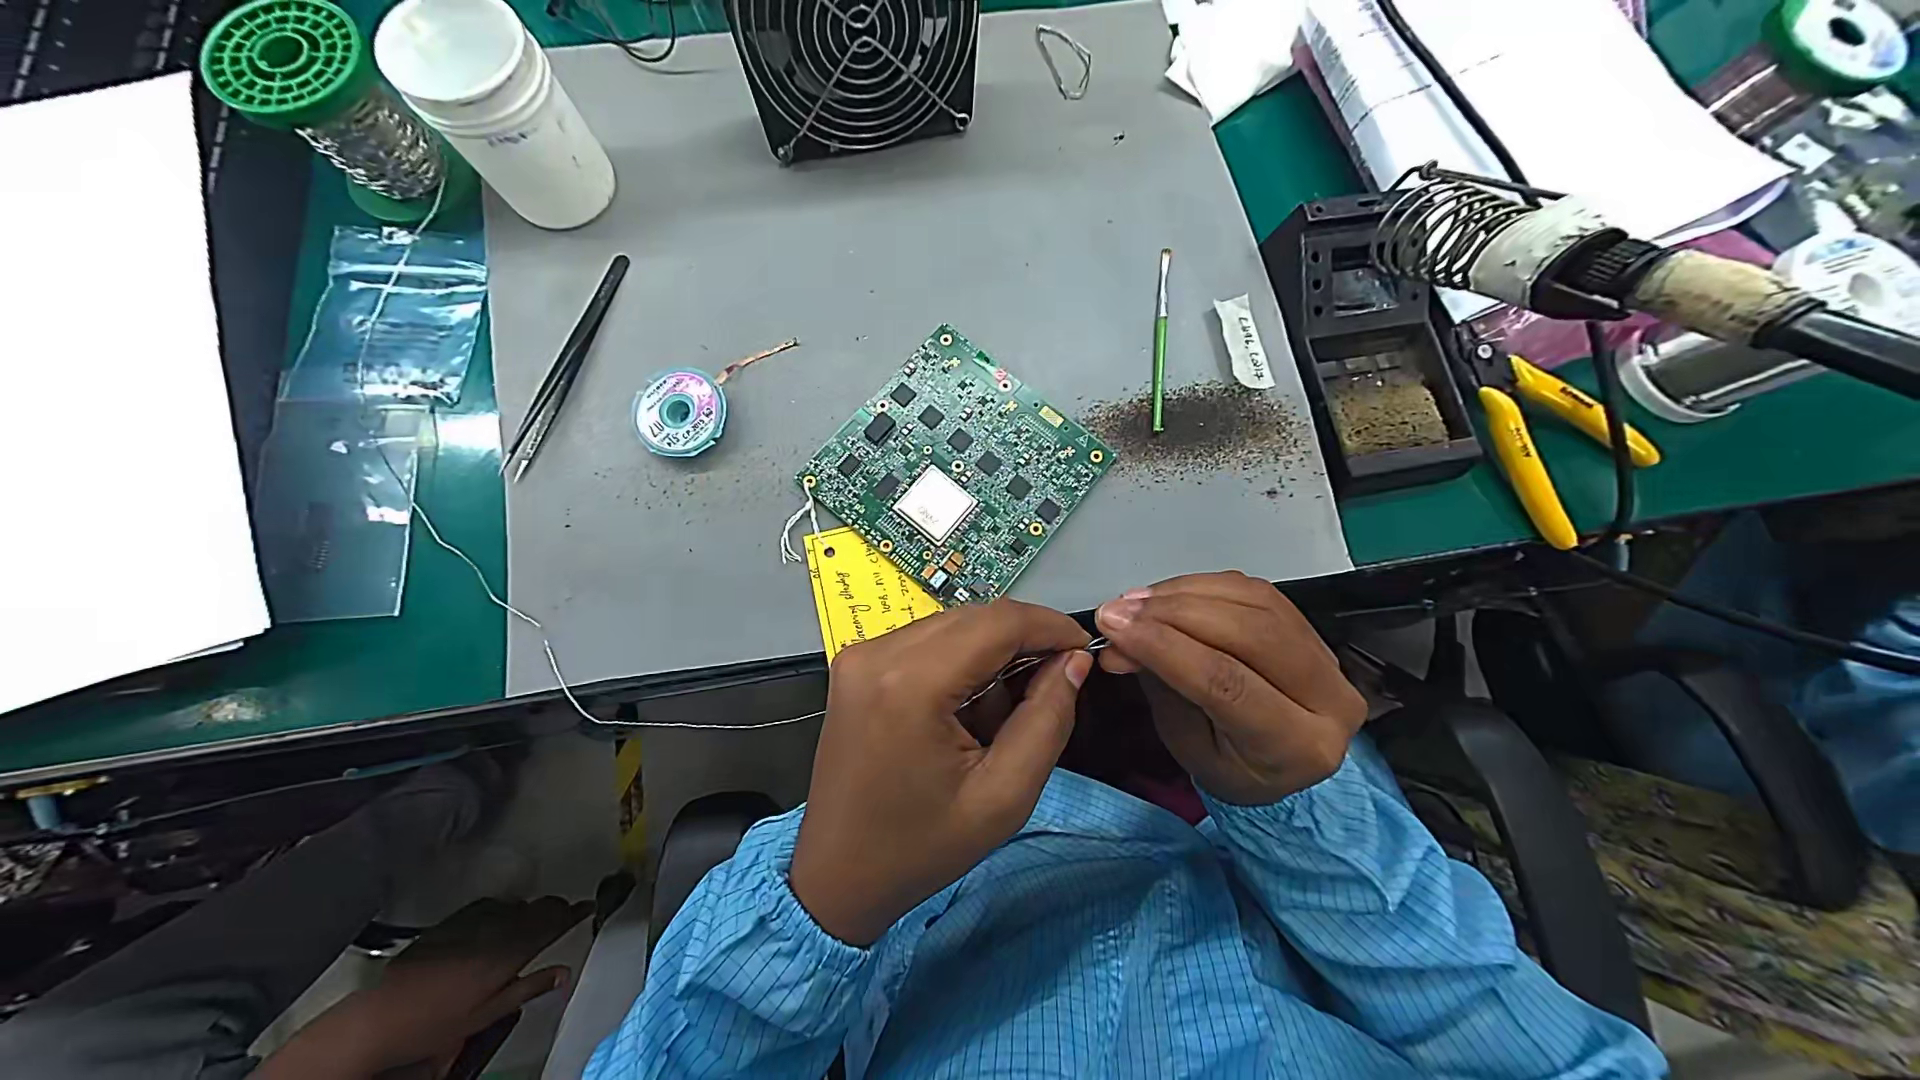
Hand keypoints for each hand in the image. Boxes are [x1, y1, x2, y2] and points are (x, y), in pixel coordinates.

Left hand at [257, 897, 589, 1078]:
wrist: (378, 1018)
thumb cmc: (434, 1024)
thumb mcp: (486, 1015)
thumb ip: (527, 989)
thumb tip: (562, 973)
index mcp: (509, 953)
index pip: (552, 923)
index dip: (574, 913)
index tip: (588, 906)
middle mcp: (495, 930)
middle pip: (538, 908)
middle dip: (556, 908)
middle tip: (567, 913)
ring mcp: (472, 923)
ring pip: (516, 904)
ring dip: (531, 907)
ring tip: (537, 915)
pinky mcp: (451, 923)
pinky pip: (490, 905)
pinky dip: (505, 907)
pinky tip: (502, 914)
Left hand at [791, 599, 1092, 945]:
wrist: (838, 875)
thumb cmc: (920, 847)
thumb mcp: (1004, 796)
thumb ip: (1048, 719)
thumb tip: (1073, 661)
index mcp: (909, 683)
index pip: (998, 622)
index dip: (1050, 626)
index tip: (1084, 650)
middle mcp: (877, 653)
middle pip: (975, 617)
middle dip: (1023, 643)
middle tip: (1050, 688)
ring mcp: (860, 654)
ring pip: (953, 625)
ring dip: (990, 655)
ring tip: (998, 717)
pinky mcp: (856, 664)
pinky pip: (926, 641)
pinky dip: (959, 663)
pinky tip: (964, 710)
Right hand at [1094, 571, 1366, 804]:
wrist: (1277, 763)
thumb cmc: (1228, 765)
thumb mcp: (1186, 745)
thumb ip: (1159, 688)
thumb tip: (1118, 642)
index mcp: (1300, 746)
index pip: (1228, 684)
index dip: (1165, 647)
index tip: (1113, 626)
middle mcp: (1330, 697)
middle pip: (1249, 633)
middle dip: (1172, 613)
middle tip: (1118, 610)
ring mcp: (1327, 655)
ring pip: (1253, 602)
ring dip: (1182, 594)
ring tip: (1132, 602)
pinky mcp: (1309, 626)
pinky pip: (1254, 590)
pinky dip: (1200, 586)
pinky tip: (1162, 595)